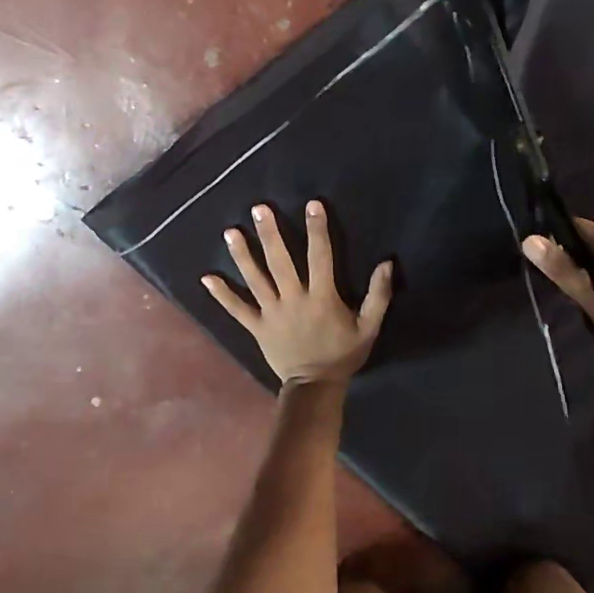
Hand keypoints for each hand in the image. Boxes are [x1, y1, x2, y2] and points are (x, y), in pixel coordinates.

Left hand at [203, 200, 393, 385]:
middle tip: (258, 209)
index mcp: (321, 297)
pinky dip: (222, 294)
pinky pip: (237, 309)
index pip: (319, 256)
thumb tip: (387, 262)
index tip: (312, 205)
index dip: (317, 229)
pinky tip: (206, 278)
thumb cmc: (344, 353)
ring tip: (230, 232)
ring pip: (255, 279)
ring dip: (242, 255)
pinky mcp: (257, 327)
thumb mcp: (370, 326)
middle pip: (280, 261)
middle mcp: (293, 300)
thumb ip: (379, 294)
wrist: (315, 387)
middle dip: (269, 233)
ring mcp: (271, 313)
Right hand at [523, 218, 593, 383]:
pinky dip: (590, 286)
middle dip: (564, 259)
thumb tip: (529, 240)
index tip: (532, 254)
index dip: (553, 235)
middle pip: (585, 244)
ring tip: (560, 294)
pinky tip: (583, 305)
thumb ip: (565, 271)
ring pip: (593, 263)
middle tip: (544, 280)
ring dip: (577, 275)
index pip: (578, 226)